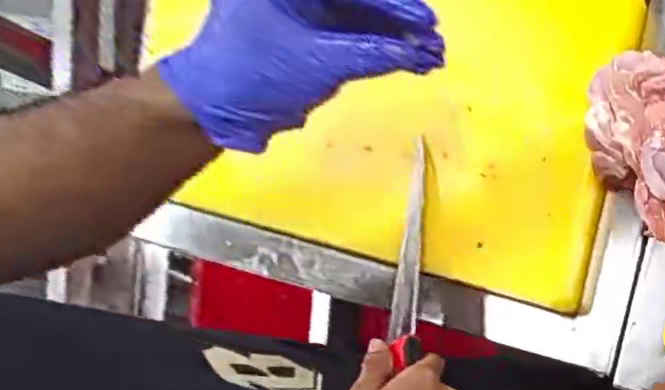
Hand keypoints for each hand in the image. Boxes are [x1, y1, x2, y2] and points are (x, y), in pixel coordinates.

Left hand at [157, 0, 444, 151]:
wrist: (228, 105)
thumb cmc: (261, 71)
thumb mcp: (321, 60)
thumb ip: (371, 54)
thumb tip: (414, 51)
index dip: (392, 3)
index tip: (426, 19)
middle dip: (401, 21)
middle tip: (435, 41)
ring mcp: (306, 11)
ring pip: (363, 18)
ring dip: (398, 38)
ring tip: (432, 57)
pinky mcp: (314, 38)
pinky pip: (358, 38)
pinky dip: (385, 51)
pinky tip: (413, 61)